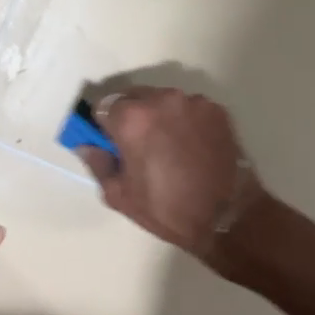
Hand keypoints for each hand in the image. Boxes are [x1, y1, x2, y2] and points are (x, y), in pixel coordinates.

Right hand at [73, 86, 265, 257]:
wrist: (228, 215)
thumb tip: (86, 146)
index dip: (105, 127)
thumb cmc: (167, 209)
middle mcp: (162, 100)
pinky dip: (184, 122)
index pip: (104, 106)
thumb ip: (99, 164)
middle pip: (134, 98)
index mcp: (132, 119)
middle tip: (139, 149)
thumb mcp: (120, 196)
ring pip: (163, 101)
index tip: (112, 144)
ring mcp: (193, 102)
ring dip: (159, 118)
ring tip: (168, 150)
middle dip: (131, 118)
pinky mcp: (217, 110)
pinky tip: (190, 148)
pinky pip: (189, 109)